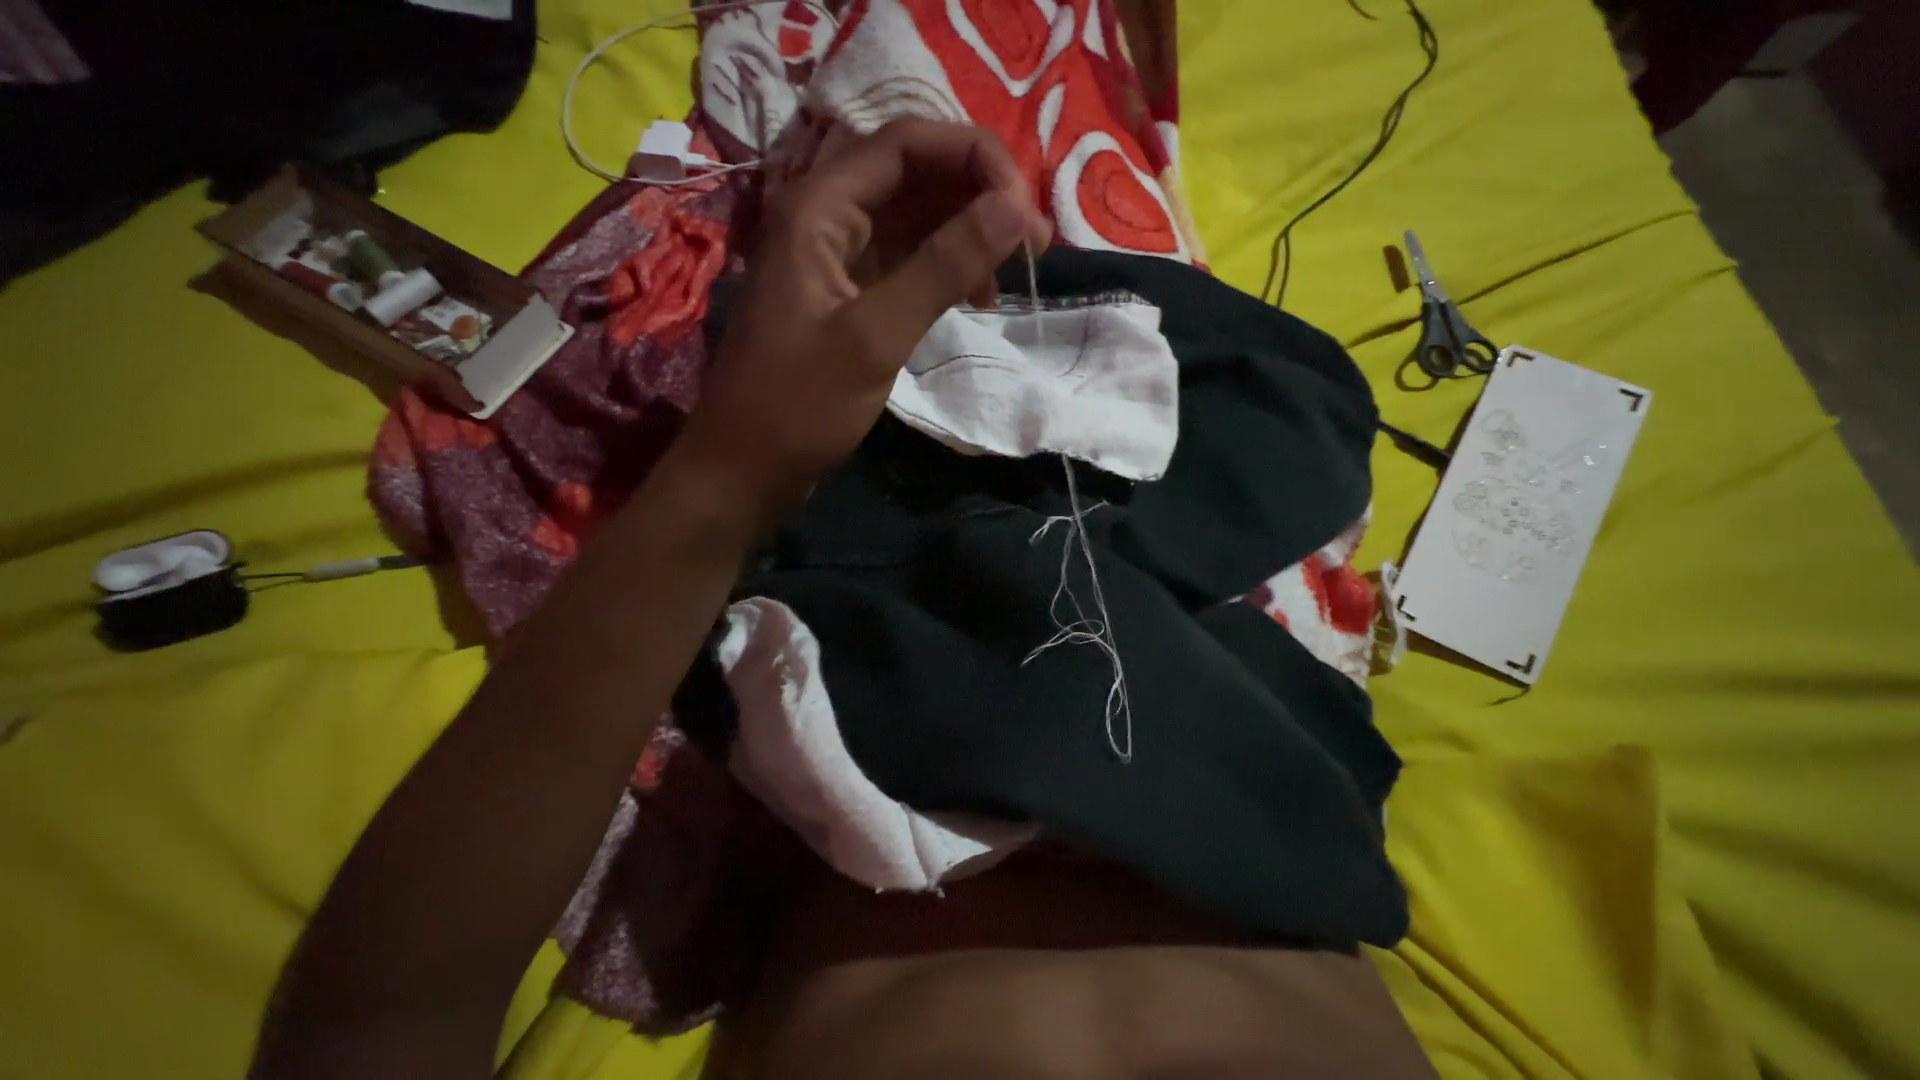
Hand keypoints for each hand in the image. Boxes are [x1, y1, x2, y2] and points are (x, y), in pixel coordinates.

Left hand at [680, 118, 1051, 517]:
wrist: (743, 470)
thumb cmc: (797, 406)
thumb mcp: (874, 336)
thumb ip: (944, 267)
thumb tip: (1017, 208)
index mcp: (819, 208)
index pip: (907, 142)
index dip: (974, 156)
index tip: (1026, 206)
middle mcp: (827, 216)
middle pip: (915, 172)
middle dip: (979, 194)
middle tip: (1035, 241)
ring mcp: (838, 255)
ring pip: (916, 215)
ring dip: (969, 231)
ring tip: (1016, 271)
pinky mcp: (849, 293)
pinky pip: (908, 257)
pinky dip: (947, 267)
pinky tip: (979, 296)